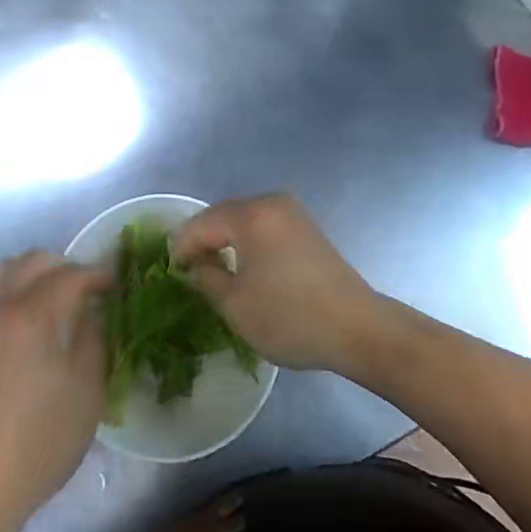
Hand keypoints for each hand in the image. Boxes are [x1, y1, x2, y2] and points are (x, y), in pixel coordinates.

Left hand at [0, 252, 109, 531]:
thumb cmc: (41, 439)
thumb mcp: (88, 390)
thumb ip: (96, 338)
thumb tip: (94, 312)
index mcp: (33, 314)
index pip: (72, 274)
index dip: (99, 275)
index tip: (119, 285)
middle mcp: (0, 307)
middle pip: (34, 260)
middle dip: (67, 267)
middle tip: (90, 291)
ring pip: (6, 271)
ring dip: (36, 273)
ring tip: (59, 301)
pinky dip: (15, 290)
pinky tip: (31, 324)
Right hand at [173, 192, 388, 375]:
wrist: (358, 328)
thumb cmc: (290, 317)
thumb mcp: (236, 305)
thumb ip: (207, 278)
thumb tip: (197, 266)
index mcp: (250, 215)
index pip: (200, 224)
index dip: (182, 248)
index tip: (172, 274)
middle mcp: (271, 203)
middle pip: (222, 215)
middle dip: (202, 239)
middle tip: (189, 270)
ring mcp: (292, 213)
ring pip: (243, 219)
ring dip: (225, 239)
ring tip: (214, 269)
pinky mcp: (306, 227)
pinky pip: (263, 225)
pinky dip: (247, 240)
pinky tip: (244, 264)